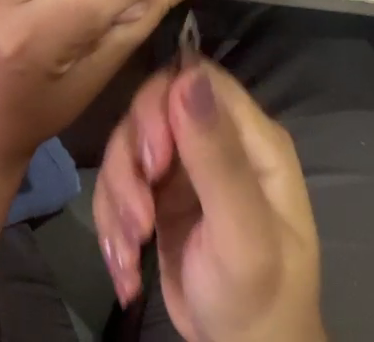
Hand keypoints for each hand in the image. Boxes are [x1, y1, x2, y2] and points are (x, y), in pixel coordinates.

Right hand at [93, 64, 323, 341]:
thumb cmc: (260, 296)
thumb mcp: (242, 231)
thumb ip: (216, 156)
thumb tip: (189, 77)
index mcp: (250, 138)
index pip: (195, 79)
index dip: (162, 105)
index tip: (151, 157)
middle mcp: (215, 142)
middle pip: (151, 110)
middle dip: (131, 162)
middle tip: (139, 216)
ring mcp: (185, 169)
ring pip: (127, 148)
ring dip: (118, 201)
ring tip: (132, 251)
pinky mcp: (158, 197)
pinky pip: (118, 187)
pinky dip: (113, 226)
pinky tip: (126, 266)